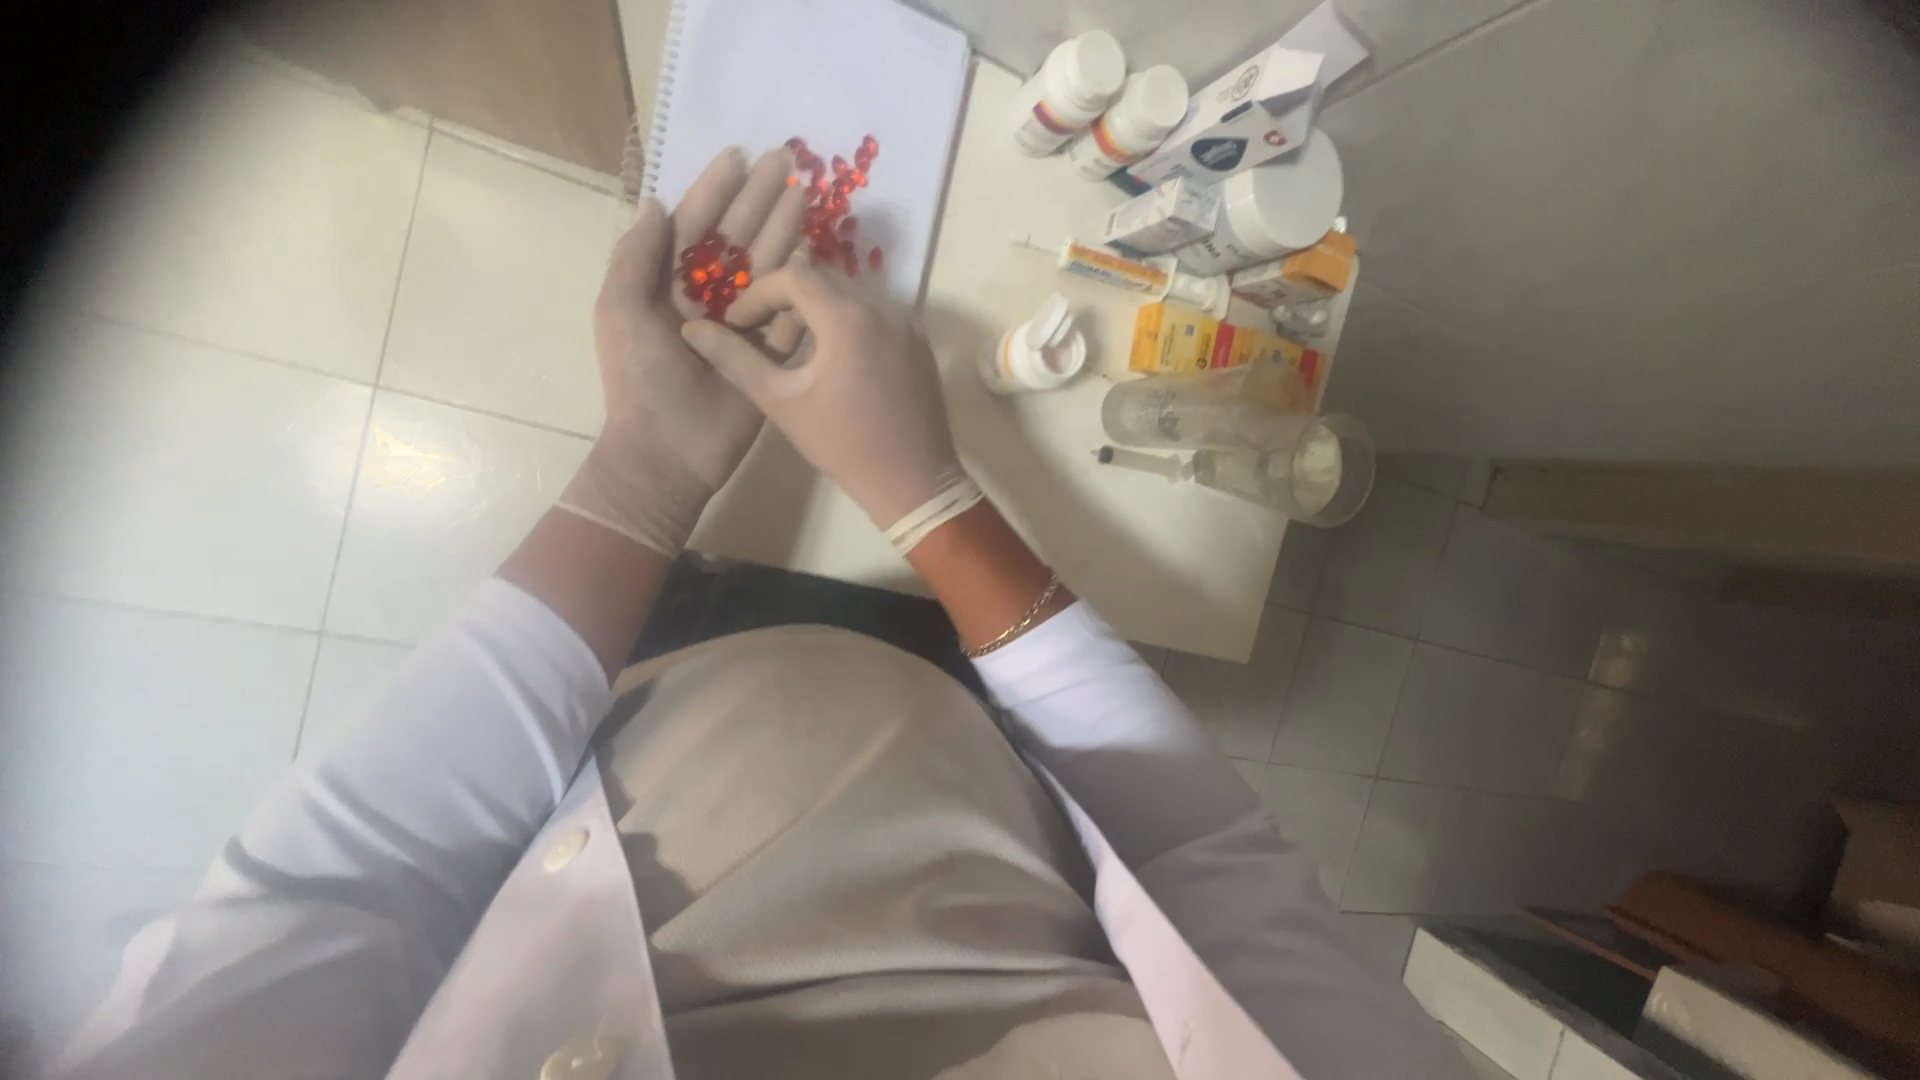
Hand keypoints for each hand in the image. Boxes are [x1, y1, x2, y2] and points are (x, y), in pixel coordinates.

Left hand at [556, 147, 806, 554]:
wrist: (669, 453)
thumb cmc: (639, 380)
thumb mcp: (620, 311)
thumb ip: (636, 256)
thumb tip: (655, 203)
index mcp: (667, 284)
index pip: (695, 225)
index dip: (715, 190)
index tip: (739, 155)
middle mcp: (707, 298)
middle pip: (738, 240)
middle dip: (760, 200)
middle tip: (788, 162)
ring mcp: (741, 326)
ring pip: (767, 270)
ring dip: (786, 232)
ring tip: (808, 196)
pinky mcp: (768, 355)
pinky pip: (789, 315)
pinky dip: (801, 287)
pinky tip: (817, 254)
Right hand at [678, 265, 979, 551]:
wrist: (913, 481)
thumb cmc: (844, 446)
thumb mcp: (783, 404)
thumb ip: (738, 360)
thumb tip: (694, 329)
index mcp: (849, 319)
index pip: (794, 276)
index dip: (758, 294)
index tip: (737, 323)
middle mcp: (885, 307)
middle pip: (825, 278)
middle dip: (787, 296)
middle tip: (759, 327)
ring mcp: (909, 323)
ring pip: (853, 293)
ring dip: (818, 307)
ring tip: (791, 339)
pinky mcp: (920, 341)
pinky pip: (878, 312)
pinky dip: (849, 320)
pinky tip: (831, 353)